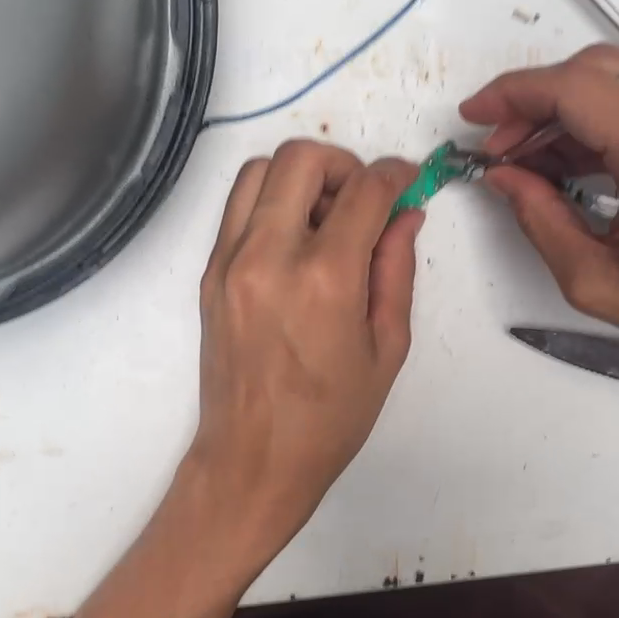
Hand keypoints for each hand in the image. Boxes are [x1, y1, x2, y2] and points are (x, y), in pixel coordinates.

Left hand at [184, 140, 423, 563]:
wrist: (254, 459)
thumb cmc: (330, 418)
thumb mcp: (386, 348)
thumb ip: (397, 270)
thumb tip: (406, 215)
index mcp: (325, 278)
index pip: (365, 190)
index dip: (396, 175)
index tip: (409, 182)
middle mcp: (269, 255)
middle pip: (301, 158)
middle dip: (344, 164)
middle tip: (364, 201)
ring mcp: (229, 261)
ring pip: (258, 170)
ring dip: (300, 176)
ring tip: (326, 217)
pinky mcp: (208, 274)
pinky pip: (237, 207)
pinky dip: (269, 202)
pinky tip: (295, 241)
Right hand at [460, 46, 618, 403]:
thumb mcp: (596, 282)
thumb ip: (539, 219)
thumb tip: (500, 175)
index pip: (578, 92)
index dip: (515, 95)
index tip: (476, 116)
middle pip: (599, 72)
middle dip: (537, 102)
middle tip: (502, 150)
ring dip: (570, 110)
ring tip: (535, 160)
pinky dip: (608, 117)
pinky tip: (581, 156)